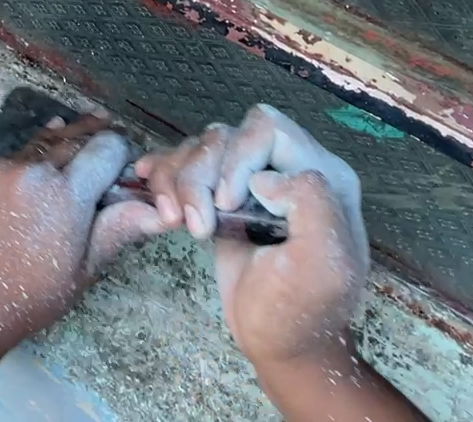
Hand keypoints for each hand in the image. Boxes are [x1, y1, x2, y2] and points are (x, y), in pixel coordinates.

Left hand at [0, 114, 164, 353]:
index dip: (123, 152)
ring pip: (50, 139)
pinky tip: (56, 137)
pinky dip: (45, 144)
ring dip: (73, 133)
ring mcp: (8, 166)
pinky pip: (25, 149)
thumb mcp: (85, 269)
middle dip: (100, 137)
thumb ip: (120, 229)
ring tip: (95, 121)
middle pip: (78, 138)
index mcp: (67, 195)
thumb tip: (164, 212)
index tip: (130, 164)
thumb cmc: (31, 294)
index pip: (107, 148)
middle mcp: (38, 171)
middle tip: (116, 137)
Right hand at [137, 104, 368, 375]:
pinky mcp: (216, 192)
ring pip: (197, 148)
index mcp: (319, 174)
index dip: (238, 158)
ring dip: (178, 182)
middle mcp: (281, 166)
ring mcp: (245, 177)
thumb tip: (264, 177)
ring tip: (176, 222)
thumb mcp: (321, 266)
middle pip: (223, 135)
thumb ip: (312, 205)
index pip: (267, 129)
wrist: (277, 344)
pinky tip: (151, 190)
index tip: (228, 206)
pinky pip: (180, 162)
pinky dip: (161, 175)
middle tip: (197, 225)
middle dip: (199, 176)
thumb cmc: (300, 310)